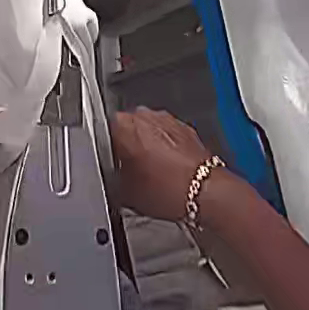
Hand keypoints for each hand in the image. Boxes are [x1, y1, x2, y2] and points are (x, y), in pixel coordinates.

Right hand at [111, 107, 216, 221]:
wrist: (205, 192)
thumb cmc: (169, 189)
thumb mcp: (125, 193)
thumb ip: (113, 179)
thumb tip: (114, 181)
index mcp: (123, 125)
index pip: (103, 131)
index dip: (105, 152)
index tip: (109, 165)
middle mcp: (144, 116)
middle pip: (126, 128)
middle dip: (127, 146)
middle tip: (129, 171)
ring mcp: (166, 119)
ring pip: (148, 131)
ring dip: (148, 146)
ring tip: (151, 173)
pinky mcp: (184, 128)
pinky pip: (168, 135)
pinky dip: (166, 148)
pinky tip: (168, 170)